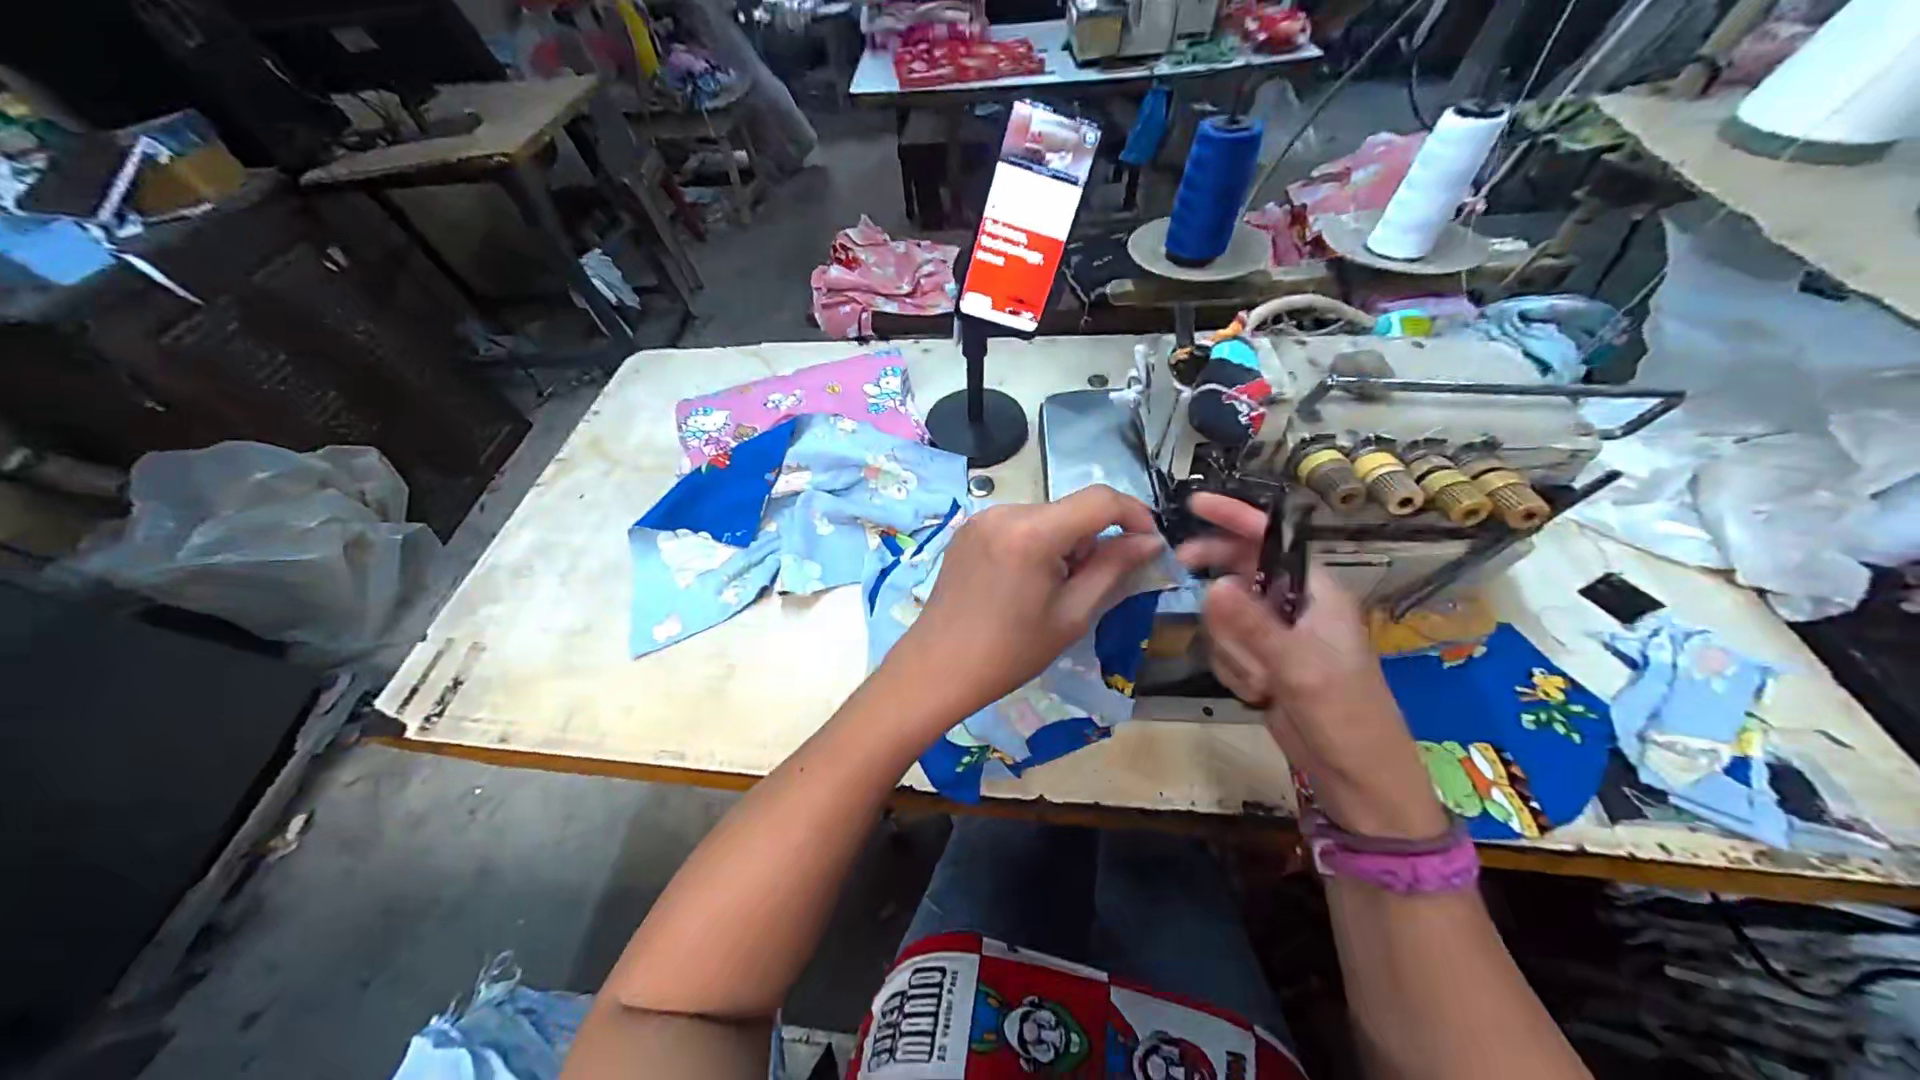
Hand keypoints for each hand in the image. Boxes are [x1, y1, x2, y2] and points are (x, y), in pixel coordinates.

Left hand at [886, 485, 1163, 723]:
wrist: (938, 667)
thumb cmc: (1009, 652)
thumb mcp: (1072, 615)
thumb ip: (1114, 569)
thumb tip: (1150, 541)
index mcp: (1033, 532)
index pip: (1100, 499)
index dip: (1134, 514)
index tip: (1147, 543)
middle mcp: (1005, 511)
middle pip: (1072, 509)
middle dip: (1092, 540)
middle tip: (1085, 585)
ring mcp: (982, 517)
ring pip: (1047, 517)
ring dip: (1064, 542)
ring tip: (1048, 589)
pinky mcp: (969, 528)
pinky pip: (1019, 524)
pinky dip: (1036, 543)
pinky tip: (1022, 582)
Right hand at [1176, 493, 1448, 839]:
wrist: (1356, 776)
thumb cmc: (1345, 715)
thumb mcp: (1300, 669)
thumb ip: (1254, 627)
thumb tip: (1212, 586)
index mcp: (1316, 593)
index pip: (1271, 541)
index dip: (1234, 518)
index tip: (1193, 505)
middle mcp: (1294, 607)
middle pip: (1239, 575)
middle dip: (1221, 595)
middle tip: (1183, 574)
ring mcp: (1276, 637)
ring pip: (1226, 619)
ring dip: (1232, 649)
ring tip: (1261, 680)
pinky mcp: (1263, 664)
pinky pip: (1227, 649)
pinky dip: (1233, 670)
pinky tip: (1258, 694)